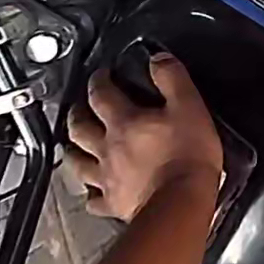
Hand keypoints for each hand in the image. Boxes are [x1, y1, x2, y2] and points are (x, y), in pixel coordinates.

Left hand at [67, 56, 223, 221]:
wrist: (181, 202)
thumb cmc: (187, 154)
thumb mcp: (189, 104)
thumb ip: (172, 78)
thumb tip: (158, 59)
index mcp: (125, 122)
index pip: (102, 94)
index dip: (99, 80)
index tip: (101, 74)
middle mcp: (108, 148)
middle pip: (80, 127)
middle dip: (77, 113)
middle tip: (80, 106)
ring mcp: (107, 178)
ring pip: (78, 162)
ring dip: (73, 149)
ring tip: (74, 143)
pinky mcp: (113, 203)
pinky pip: (93, 199)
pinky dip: (89, 192)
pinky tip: (92, 190)